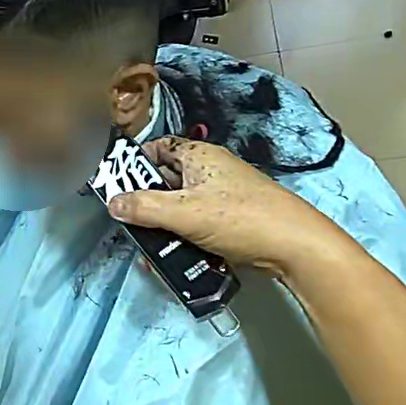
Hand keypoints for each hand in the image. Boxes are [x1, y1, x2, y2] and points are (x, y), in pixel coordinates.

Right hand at [105, 137, 345, 275]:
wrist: (293, 244)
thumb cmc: (238, 218)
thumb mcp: (184, 212)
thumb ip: (144, 207)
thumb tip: (112, 202)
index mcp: (199, 156)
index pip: (159, 148)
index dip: (136, 162)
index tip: (117, 184)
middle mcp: (210, 170)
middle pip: (168, 180)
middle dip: (147, 202)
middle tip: (128, 225)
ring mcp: (223, 195)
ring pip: (182, 206)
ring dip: (165, 226)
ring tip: (149, 249)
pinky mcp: (232, 219)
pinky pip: (198, 224)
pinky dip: (185, 237)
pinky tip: (175, 257)